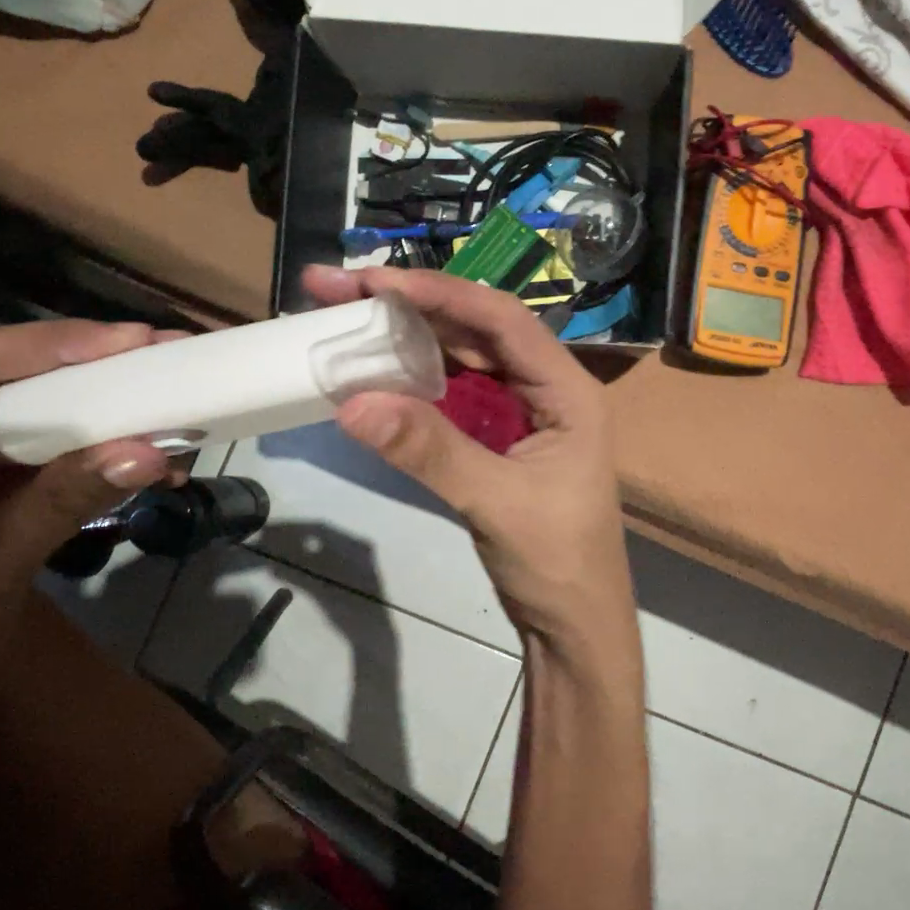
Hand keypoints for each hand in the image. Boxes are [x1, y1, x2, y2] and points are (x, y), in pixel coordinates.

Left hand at [0, 321, 177, 769]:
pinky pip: (36, 454)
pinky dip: (88, 453)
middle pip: (1, 378)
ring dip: (94, 409)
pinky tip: (139, 454)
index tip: (133, 341)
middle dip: (85, 368)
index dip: (54, 346)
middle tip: (161, 352)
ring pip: (25, 413)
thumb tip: (157, 450)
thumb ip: (71, 496)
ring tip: (163, 394)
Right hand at [301, 266, 634, 642]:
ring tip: (343, 317)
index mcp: (567, 390)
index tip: (374, 281)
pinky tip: (373, 371)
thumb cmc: (557, 563)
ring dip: (406, 338)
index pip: (502, 320)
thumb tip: (352, 402)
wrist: (573, 627)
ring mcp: (521, 414)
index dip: (438, 293)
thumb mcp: (496, 503)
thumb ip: (429, 450)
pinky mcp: (498, 441)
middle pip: (475, 330)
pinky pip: (453, 396)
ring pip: (461, 359)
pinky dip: (413, 382)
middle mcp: (546, 389)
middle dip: (409, 306)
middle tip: (336, 287)